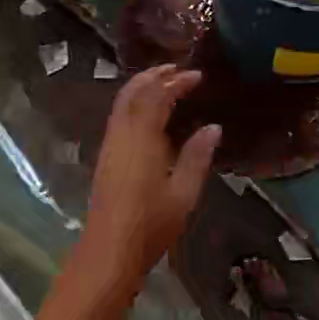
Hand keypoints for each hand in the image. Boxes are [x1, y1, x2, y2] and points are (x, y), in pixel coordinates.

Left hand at [73, 66, 220, 288]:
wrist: (109, 250)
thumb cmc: (151, 225)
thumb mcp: (184, 193)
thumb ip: (197, 157)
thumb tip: (213, 128)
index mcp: (142, 139)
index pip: (157, 97)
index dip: (176, 82)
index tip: (196, 76)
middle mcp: (121, 135)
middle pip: (132, 93)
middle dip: (153, 76)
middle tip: (176, 69)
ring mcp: (109, 146)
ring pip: (121, 104)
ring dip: (141, 88)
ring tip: (163, 83)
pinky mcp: (105, 158)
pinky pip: (118, 118)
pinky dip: (133, 104)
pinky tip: (148, 114)